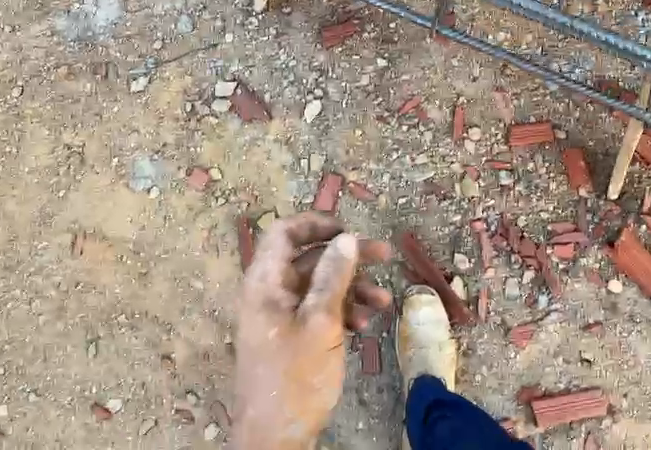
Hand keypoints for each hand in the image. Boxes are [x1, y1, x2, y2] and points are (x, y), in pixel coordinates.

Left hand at [232, 214, 391, 449]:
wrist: (274, 440)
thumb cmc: (294, 377)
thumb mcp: (320, 322)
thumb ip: (334, 277)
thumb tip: (346, 238)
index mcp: (266, 281)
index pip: (285, 232)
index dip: (316, 223)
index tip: (349, 230)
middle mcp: (269, 292)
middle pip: (309, 258)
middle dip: (348, 257)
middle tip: (384, 256)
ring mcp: (280, 316)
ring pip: (319, 286)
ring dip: (352, 288)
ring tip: (384, 300)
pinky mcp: (291, 338)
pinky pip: (318, 310)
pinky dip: (342, 311)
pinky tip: (365, 323)